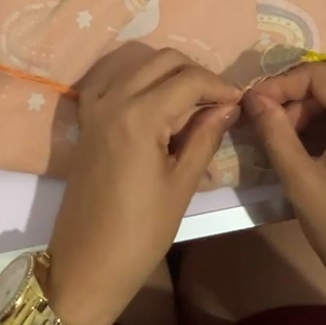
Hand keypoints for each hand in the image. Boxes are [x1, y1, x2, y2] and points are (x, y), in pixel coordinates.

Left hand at [45, 45, 239, 324]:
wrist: (87, 264)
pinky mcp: (86, 119)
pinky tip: (155, 101)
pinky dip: (137, 79)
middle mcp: (114, 99)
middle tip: (218, 101)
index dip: (219, 86)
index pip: (189, 80)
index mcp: (139, 116)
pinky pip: (113, 80)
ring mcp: (95, 107)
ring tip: (192, 101)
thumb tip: (229, 106)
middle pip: (163, 60)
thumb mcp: (181, 185)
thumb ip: (205, 136)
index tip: (239, 102)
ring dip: (168, 72)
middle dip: (196, 73)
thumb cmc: (140, 233)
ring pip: (138, 64)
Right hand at [244, 60, 325, 320]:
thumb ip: (275, 132)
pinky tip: (310, 148)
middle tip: (266, 118)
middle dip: (297, 92)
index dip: (281, 83)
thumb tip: (252, 98)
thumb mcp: (302, 183)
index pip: (320, 75)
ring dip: (313, 107)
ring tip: (284, 137)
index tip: (252, 105)